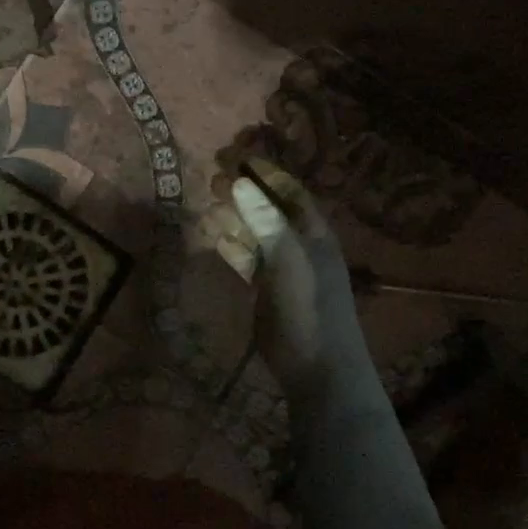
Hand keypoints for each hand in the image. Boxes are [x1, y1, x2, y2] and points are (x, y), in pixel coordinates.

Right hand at [231, 165, 357, 389]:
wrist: (318, 370)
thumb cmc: (309, 312)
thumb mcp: (289, 262)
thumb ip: (267, 222)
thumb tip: (240, 183)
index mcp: (315, 236)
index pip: (292, 193)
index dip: (269, 173)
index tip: (240, 158)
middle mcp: (301, 247)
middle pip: (271, 209)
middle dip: (246, 192)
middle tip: (215, 178)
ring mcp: (284, 270)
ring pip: (257, 233)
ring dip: (236, 217)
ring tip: (208, 202)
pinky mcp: (269, 291)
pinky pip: (249, 258)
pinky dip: (233, 245)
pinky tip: (214, 237)